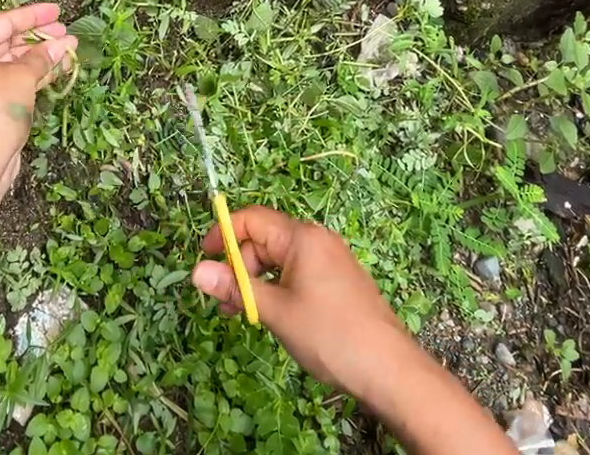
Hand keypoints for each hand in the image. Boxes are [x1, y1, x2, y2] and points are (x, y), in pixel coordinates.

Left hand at [0, 3, 75, 184]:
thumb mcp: (20, 77)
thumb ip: (42, 57)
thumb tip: (62, 44)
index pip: (2, 22)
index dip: (33, 16)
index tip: (57, 10)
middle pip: (6, 42)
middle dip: (39, 38)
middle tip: (66, 31)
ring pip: (11, 64)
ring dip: (40, 57)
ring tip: (70, 49)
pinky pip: (12, 82)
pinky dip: (33, 76)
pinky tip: (58, 70)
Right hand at [192, 206, 421, 404]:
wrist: (392, 371)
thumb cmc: (329, 335)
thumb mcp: (275, 311)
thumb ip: (236, 288)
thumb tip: (197, 271)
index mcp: (301, 237)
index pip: (251, 218)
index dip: (223, 234)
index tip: (205, 259)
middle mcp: (317, 240)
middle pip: (265, 239)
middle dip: (240, 265)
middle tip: (226, 301)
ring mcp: (331, 260)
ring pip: (280, 260)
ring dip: (257, 281)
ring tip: (244, 315)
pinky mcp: (339, 281)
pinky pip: (298, 273)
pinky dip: (278, 288)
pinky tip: (274, 315)